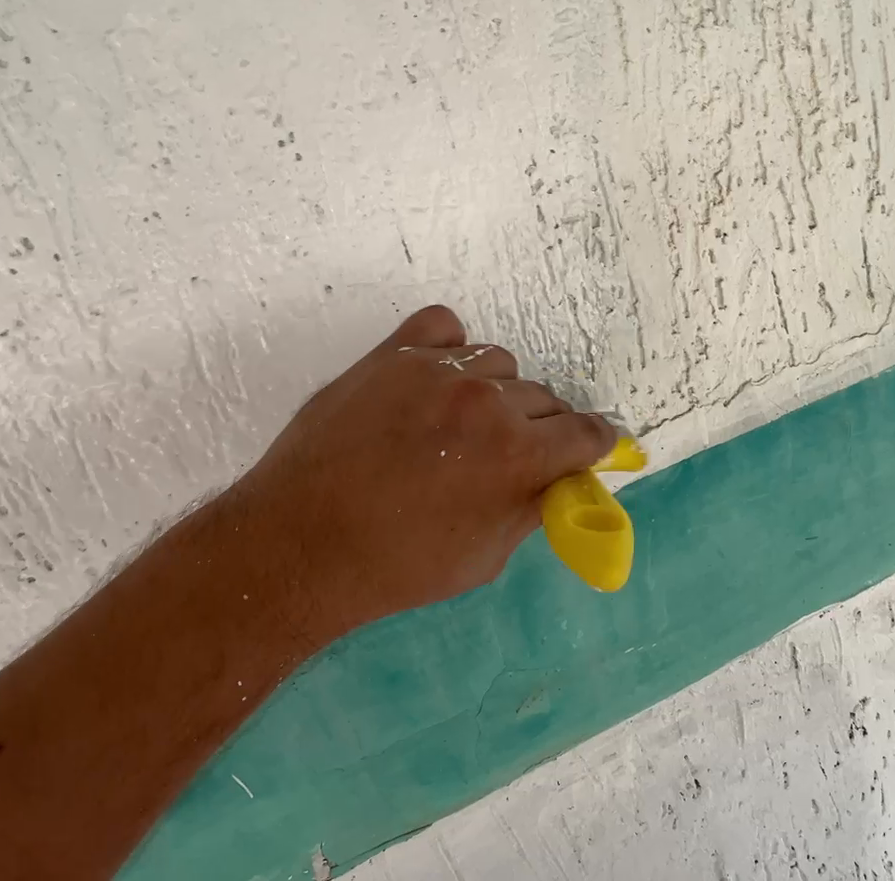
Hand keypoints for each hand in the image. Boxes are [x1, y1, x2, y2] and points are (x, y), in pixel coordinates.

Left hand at [233, 305, 615, 631]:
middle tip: (511, 455)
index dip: (595, 444)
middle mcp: (486, 402)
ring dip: (496, 393)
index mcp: (517, 455)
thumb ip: (535, 507)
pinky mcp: (391, 354)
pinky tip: (437, 379)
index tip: (588, 450)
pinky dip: (451, 349)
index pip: (588, 432)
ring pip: (499, 364)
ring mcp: (436, 370)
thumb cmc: (396, 567)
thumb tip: (566, 478)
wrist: (299, 544)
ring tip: (462, 424)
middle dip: (541, 429)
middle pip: (545, 399)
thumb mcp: (485, 557)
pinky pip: (444, 328)